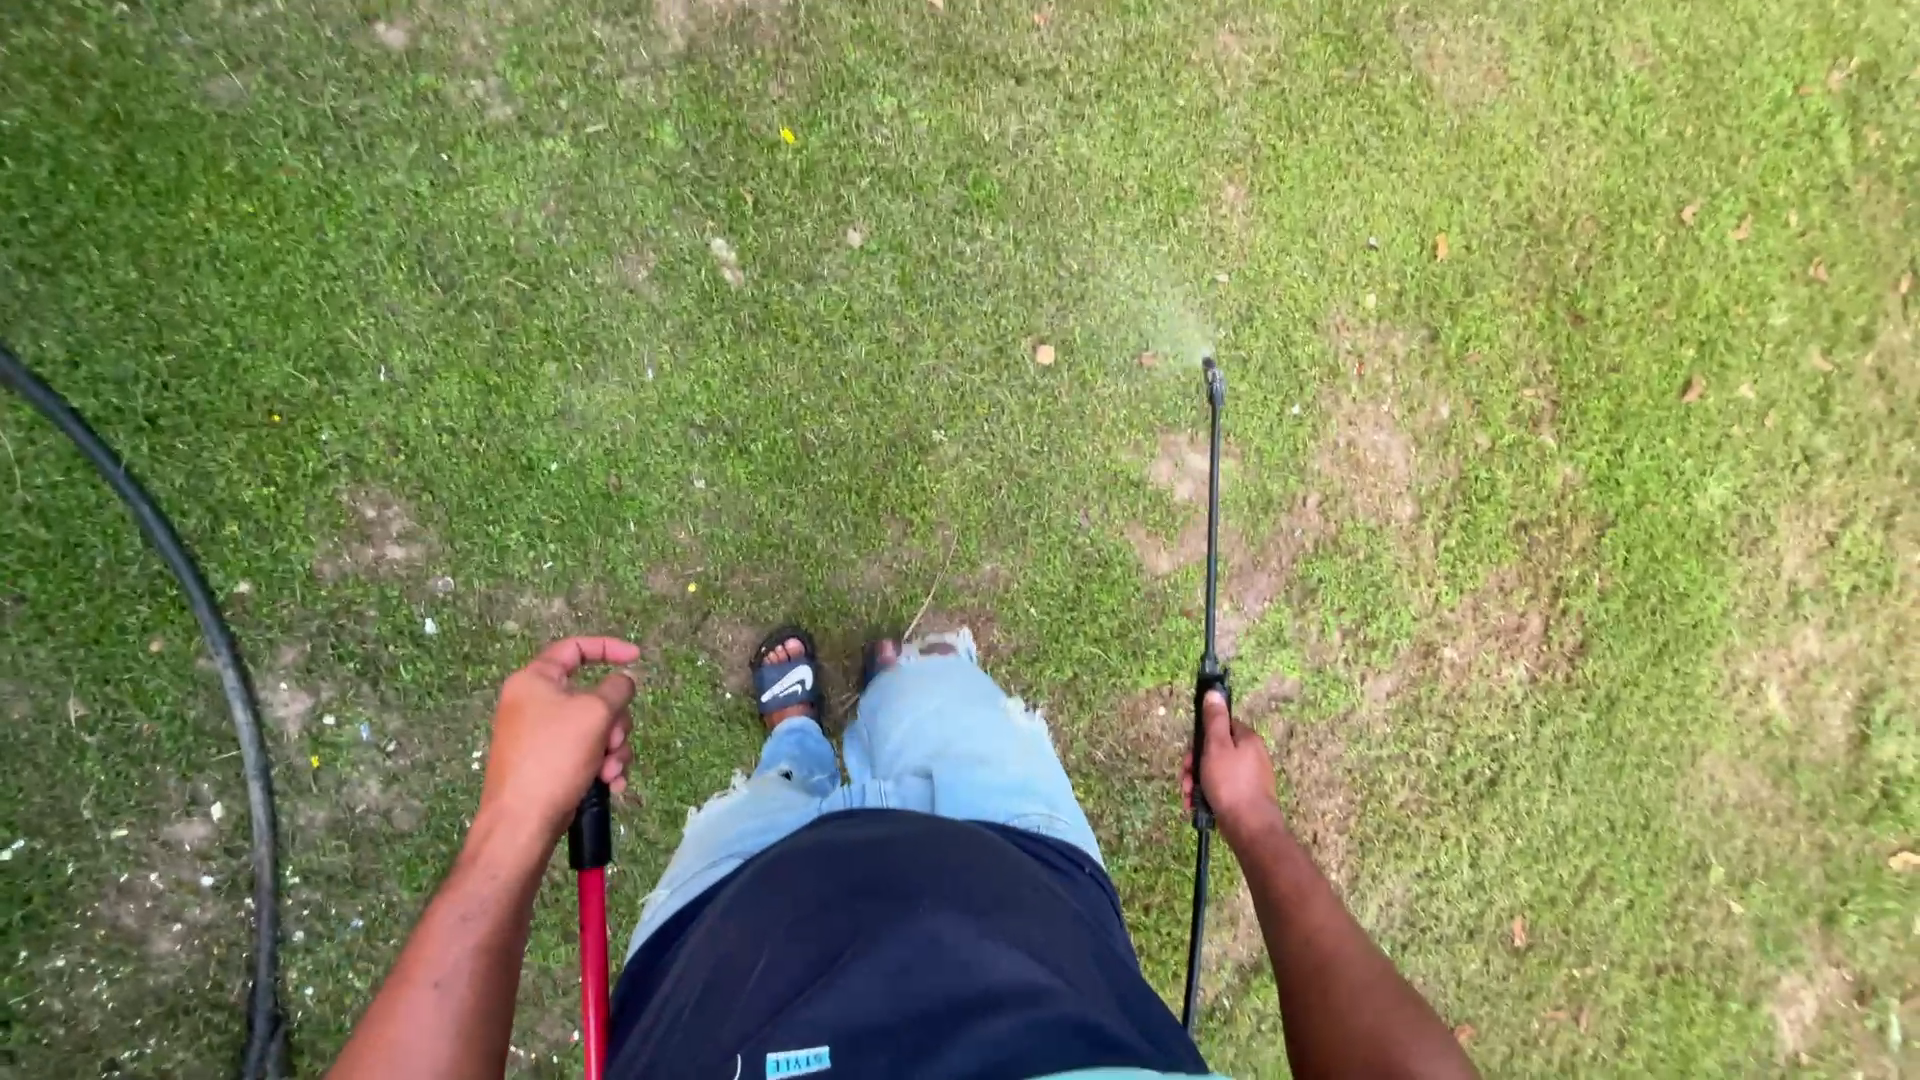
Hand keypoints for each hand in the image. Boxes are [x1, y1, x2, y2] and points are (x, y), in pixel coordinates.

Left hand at [477, 637, 639, 847]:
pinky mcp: (550, 761)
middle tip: (613, 740)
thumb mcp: (596, 712)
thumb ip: (618, 688)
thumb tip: (622, 682)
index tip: (637, 658)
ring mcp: (542, 734)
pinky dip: (603, 764)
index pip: (575, 648)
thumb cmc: (555, 756)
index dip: (609, 648)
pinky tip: (610, 783)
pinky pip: (589, 750)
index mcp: (535, 681)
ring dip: (613, 747)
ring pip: (598, 726)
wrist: (522, 822)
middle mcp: (535, 703)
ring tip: (609, 771)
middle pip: (595, 694)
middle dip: (615, 721)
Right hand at [1182, 688, 1282, 839]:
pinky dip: (1206, 793)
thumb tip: (1214, 692)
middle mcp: (1251, 755)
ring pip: (1214, 770)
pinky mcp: (1245, 796)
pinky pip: (1221, 787)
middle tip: (1187, 777)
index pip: (1220, 726)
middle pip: (1215, 750)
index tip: (1190, 753)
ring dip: (1197, 780)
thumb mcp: (1216, 746)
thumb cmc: (1230, 783)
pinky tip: (1196, 804)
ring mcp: (1249, 777)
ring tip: (1189, 795)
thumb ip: (1214, 719)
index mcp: (1247, 739)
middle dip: (1195, 764)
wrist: (1250, 828)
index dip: (1201, 738)